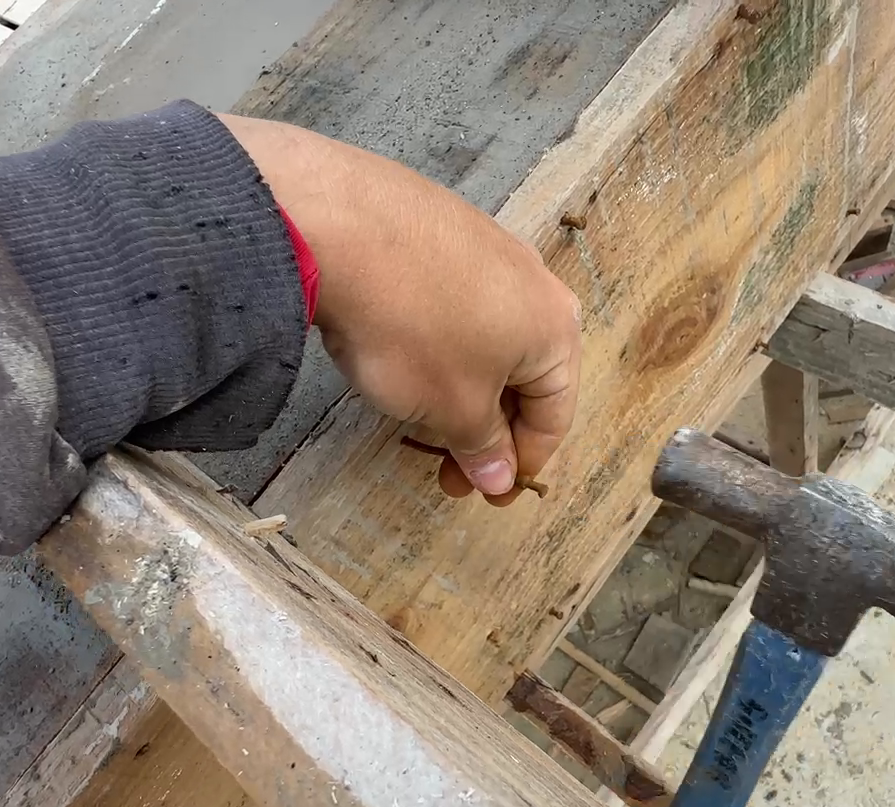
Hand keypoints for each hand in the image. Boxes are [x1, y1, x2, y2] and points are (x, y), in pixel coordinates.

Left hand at [215, 115, 581, 504]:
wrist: (337, 223)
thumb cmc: (414, 330)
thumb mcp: (455, 407)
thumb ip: (484, 448)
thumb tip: (499, 478)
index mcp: (557, 330)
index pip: (555, 416)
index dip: (523, 465)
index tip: (488, 495)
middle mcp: (536, 283)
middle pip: (523, 379)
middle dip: (487, 433)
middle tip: (449, 473)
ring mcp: (489, 249)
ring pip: (488, 343)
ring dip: (463, 394)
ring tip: (423, 422)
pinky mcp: (442, 228)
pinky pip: (456, 306)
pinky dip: (441, 347)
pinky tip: (405, 361)